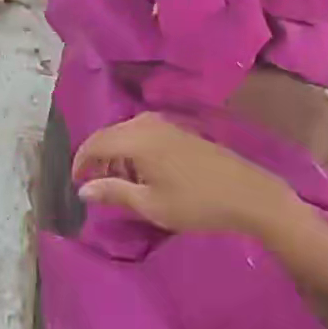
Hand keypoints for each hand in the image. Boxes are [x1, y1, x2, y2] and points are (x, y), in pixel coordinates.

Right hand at [72, 113, 317, 241]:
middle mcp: (144, 123)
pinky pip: (142, 135)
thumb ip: (113, 193)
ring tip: (119, 184)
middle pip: (108, 135)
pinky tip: (143, 174)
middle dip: (97, 159)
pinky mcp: (178, 130)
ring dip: (116, 156)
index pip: (94, 143)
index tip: (76, 184)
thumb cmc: (197, 203)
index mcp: (134, 138)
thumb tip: (82, 190)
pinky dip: (133, 152)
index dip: (80, 162)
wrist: (251, 195)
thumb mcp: (151, 205)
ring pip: (125, 135)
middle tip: (95, 186)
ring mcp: (163, 124)